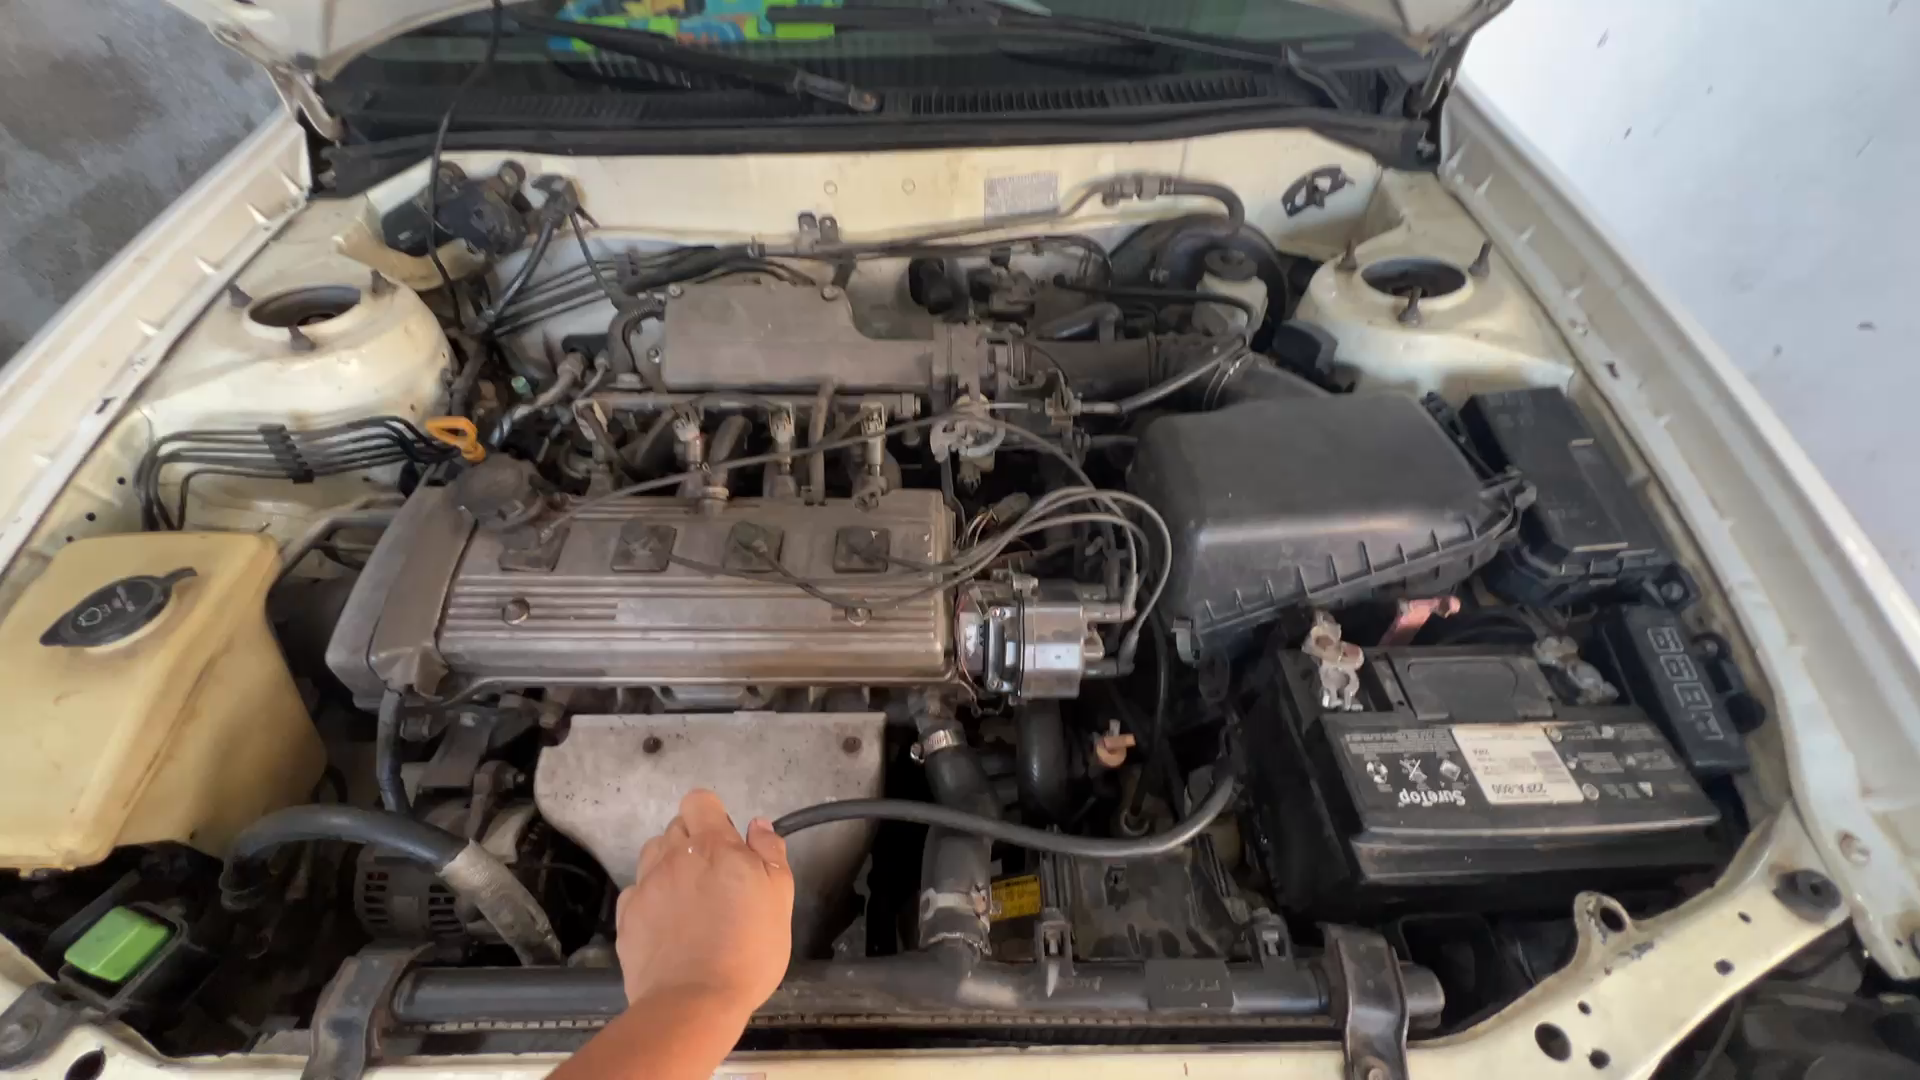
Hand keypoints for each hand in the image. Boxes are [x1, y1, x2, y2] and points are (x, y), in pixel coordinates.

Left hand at [615, 789, 794, 1016]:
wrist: (694, 1004)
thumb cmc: (748, 948)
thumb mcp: (780, 896)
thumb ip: (770, 852)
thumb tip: (757, 825)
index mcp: (713, 845)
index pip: (699, 801)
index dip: (711, 813)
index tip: (726, 840)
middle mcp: (674, 857)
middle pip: (675, 826)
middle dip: (693, 839)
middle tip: (714, 873)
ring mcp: (646, 887)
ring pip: (652, 854)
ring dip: (669, 862)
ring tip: (687, 893)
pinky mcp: (626, 919)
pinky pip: (636, 891)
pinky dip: (650, 896)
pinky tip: (666, 920)